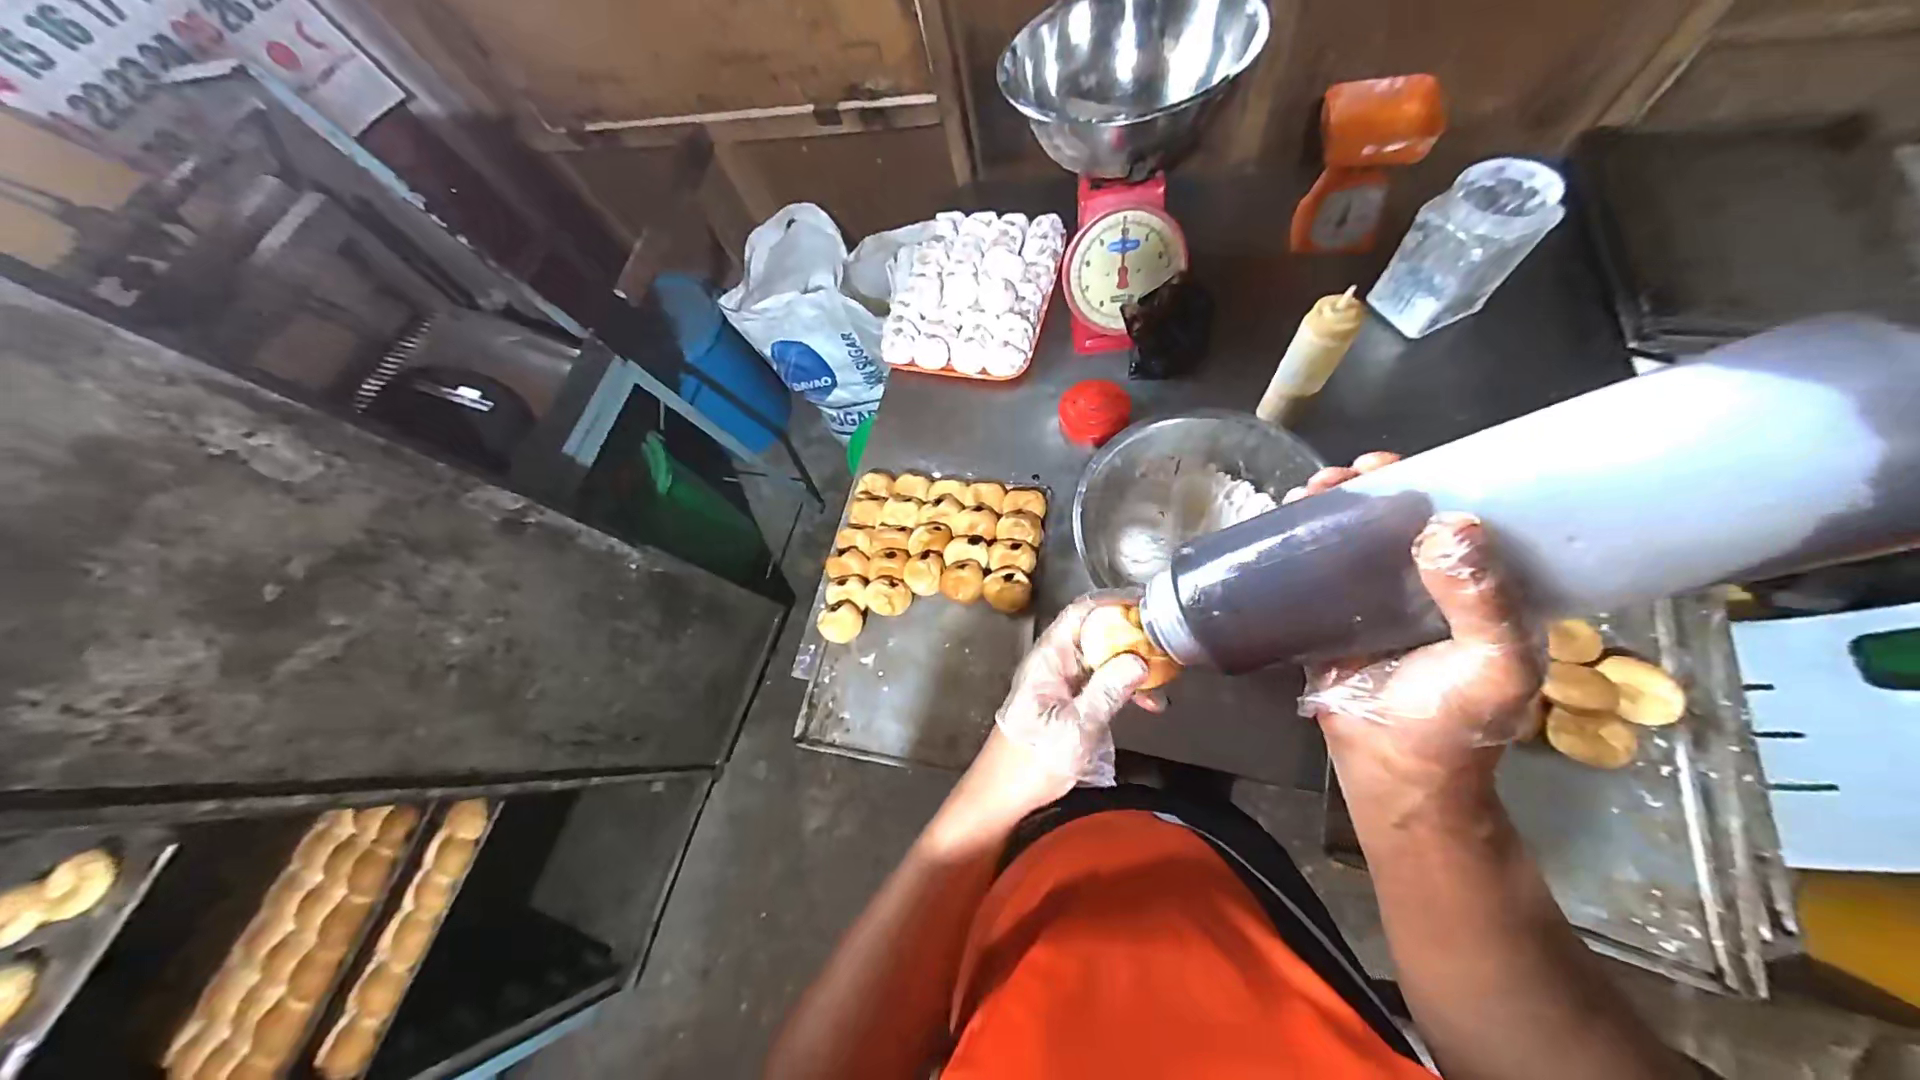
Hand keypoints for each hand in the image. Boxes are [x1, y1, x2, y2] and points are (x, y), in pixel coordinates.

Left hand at [997, 590, 1158, 775]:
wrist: (1004, 797)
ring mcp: (1062, 683)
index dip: (1111, 602)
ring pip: (1102, 657)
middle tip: (1165, 642)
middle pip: (1095, 632)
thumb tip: (1139, 660)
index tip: (1146, 605)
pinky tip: (1149, 703)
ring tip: (1164, 676)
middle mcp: (1055, 663)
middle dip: (1130, 633)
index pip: (1079, 612)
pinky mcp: (1070, 703)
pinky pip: (1102, 682)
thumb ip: (1107, 691)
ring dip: (1132, 663)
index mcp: (1048, 658)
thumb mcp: (1075, 728)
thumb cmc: (1030, 762)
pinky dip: (1125, 686)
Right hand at [1289, 455, 1543, 804]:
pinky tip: (1280, 529)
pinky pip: (1315, 573)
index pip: (1455, 519)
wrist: (1391, 768)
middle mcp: (1424, 585)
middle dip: (1366, 491)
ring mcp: (1372, 601)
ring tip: (1304, 494)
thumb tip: (1450, 524)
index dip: (1433, 483)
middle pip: (1394, 521)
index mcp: (1476, 588)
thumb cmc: (1454, 721)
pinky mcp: (1330, 617)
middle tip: (1339, 478)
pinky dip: (1298, 547)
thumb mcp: (1494, 663)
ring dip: (1327, 511)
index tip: (1401, 468)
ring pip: (1350, 541)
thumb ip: (1482, 600)